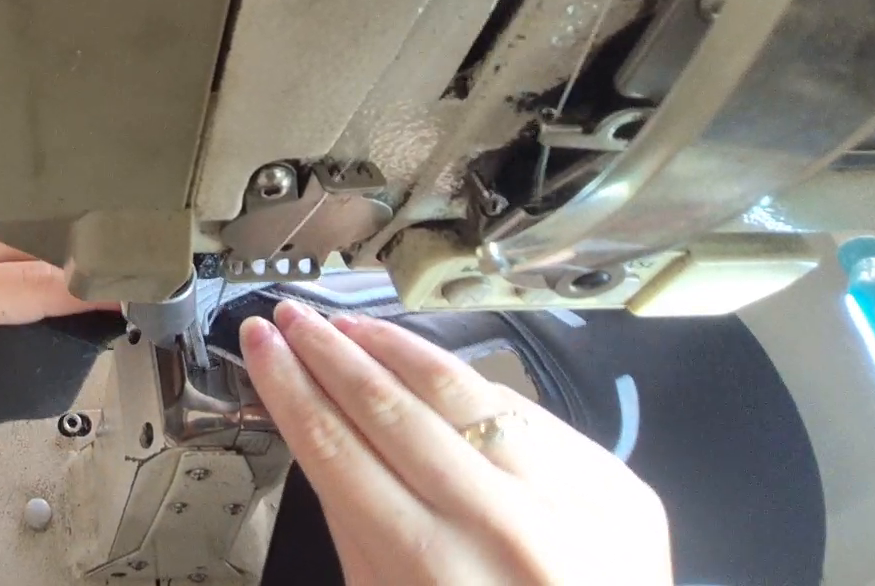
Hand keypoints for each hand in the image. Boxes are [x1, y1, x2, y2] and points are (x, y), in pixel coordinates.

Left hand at [0, 214, 106, 559]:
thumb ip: (5, 353)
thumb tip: (61, 322)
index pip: (23, 283)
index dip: (78, 287)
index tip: (125, 286)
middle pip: (15, 241)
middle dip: (68, 256)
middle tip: (119, 272)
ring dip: (41, 237)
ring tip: (88, 258)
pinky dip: (11, 232)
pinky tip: (38, 246)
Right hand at [241, 301, 671, 585]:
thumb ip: (347, 509)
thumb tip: (310, 411)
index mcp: (431, 571)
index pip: (333, 444)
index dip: (285, 382)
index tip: (257, 339)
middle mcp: (503, 529)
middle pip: (388, 405)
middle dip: (325, 349)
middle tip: (289, 315)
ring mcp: (573, 502)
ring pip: (456, 387)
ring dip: (388, 345)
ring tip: (346, 324)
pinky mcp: (617, 484)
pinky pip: (517, 411)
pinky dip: (460, 386)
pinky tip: (421, 368)